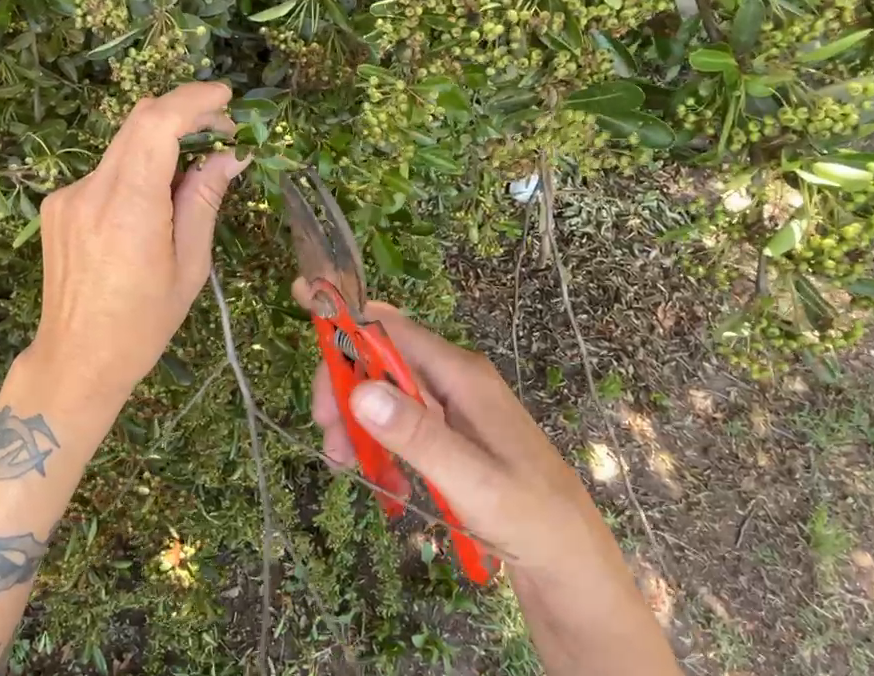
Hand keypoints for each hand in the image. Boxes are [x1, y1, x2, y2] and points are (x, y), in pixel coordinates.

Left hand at [33, 83, 245, 397]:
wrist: (76, 358)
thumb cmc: (142, 324)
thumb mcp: (189, 266)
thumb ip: (204, 200)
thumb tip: (231, 154)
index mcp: (128, 207)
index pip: (157, 124)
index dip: (193, 100)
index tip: (225, 100)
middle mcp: (90, 191)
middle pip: (138, 123)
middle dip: (183, 115)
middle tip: (220, 131)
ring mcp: (67, 196)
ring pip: (122, 147)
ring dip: (159, 147)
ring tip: (188, 180)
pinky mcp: (56, 206)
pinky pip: (104, 172)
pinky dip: (133, 173)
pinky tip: (147, 209)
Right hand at [307, 300, 622, 584]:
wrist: (572, 571)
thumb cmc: (531, 522)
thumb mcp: (473, 482)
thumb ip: (417, 435)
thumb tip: (359, 390)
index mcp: (462, 376)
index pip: (390, 327)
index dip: (344, 315)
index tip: (301, 301)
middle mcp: (454, 381)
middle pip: (379, 362)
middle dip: (344, 390)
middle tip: (327, 436)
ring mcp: (452, 409)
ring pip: (384, 396)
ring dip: (358, 426)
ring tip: (347, 469)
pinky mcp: (450, 436)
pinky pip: (400, 426)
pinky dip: (381, 448)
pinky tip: (383, 483)